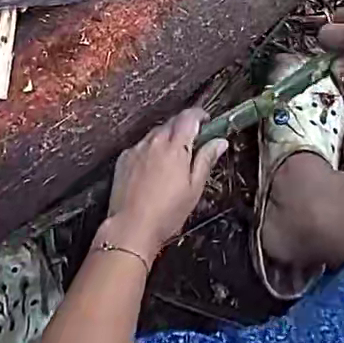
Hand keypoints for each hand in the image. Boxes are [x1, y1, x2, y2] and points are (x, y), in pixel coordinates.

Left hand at [101, 109, 227, 258]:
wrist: (130, 227)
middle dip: (184, 126)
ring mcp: (137, 149)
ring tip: (173, 158)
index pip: (189, 117)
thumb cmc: (166, 213)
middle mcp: (155, 142)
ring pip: (155, 133)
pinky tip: (153, 168)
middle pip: (172, 123)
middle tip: (193, 141)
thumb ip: (206, 160)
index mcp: (175, 147)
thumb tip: (220, 142)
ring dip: (166, 138)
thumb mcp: (194, 188)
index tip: (206, 120)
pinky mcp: (124, 158)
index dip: (199, 114)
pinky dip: (150, 150)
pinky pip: (141, 146)